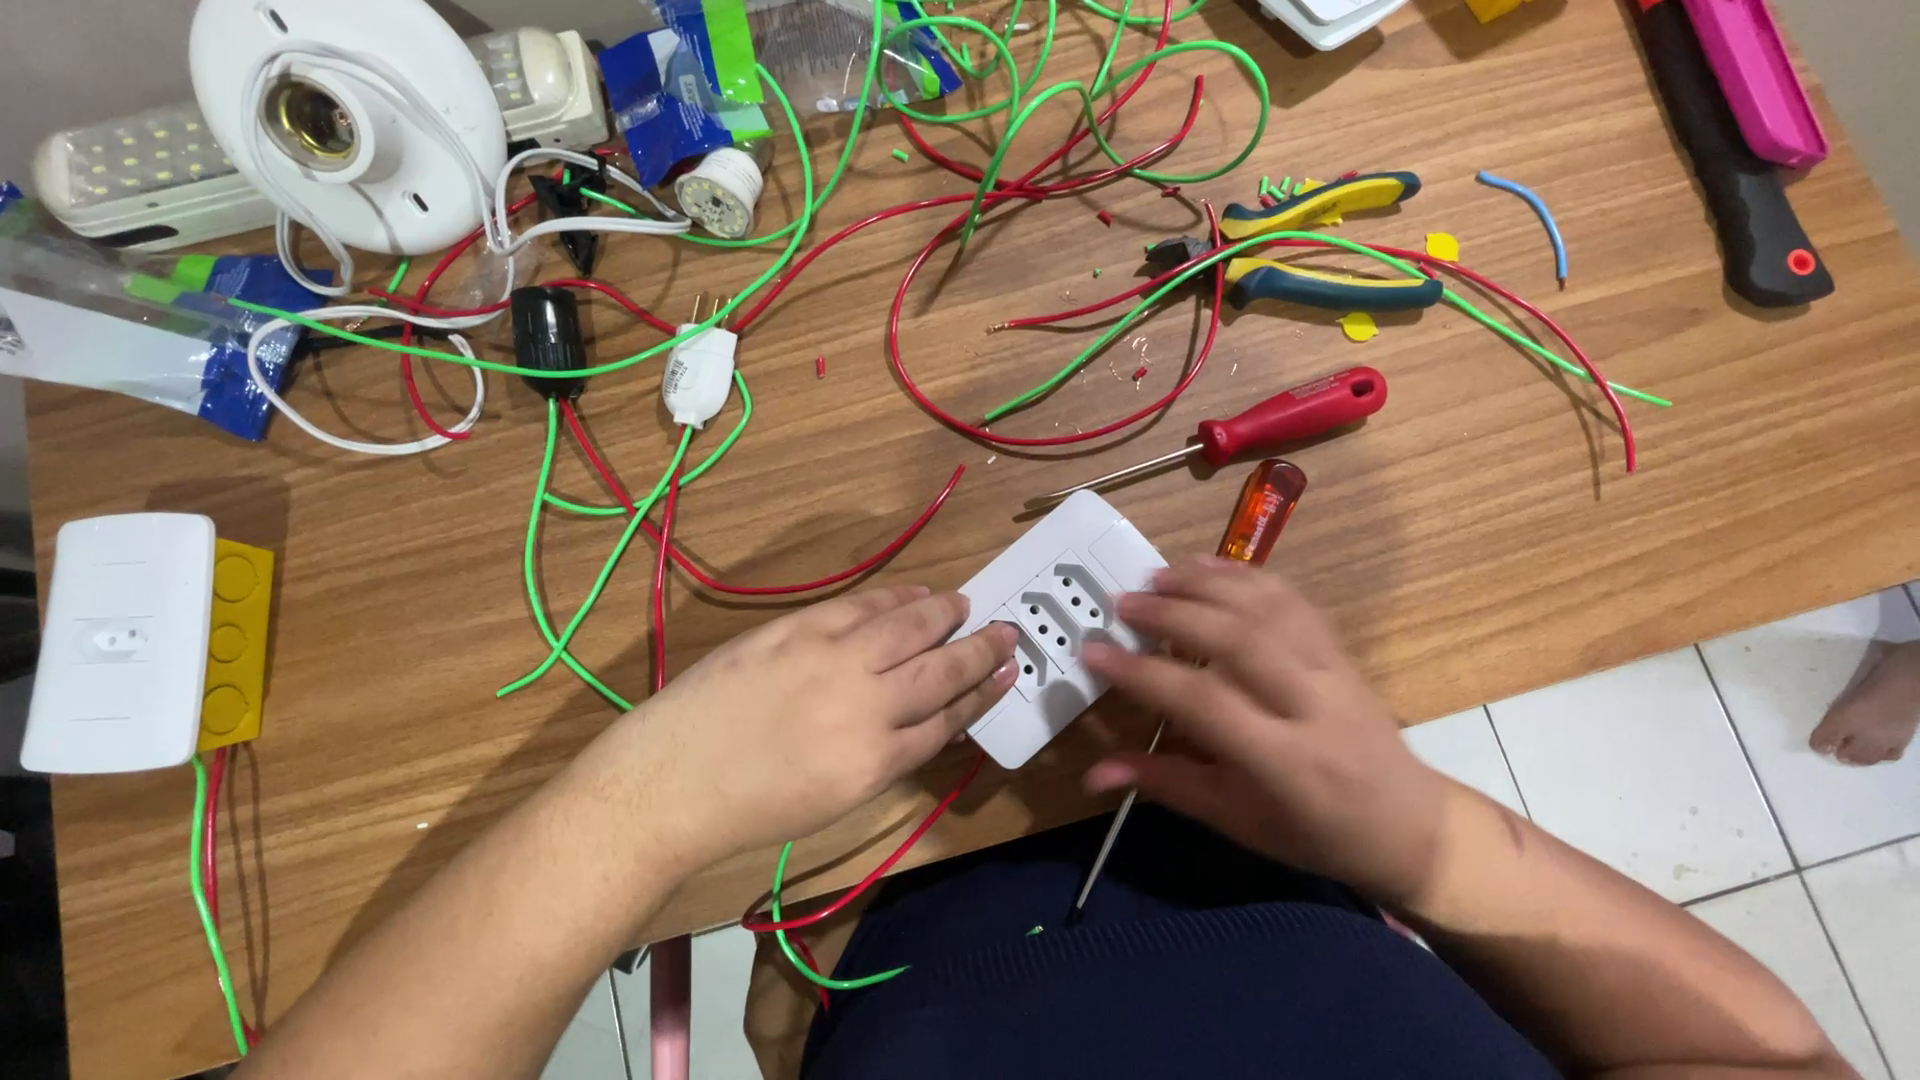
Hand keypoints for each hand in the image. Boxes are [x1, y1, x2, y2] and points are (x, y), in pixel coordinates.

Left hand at [607, 586, 1016, 873]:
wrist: (670, 781)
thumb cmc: (751, 807)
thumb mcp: (835, 798)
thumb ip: (885, 755)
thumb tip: (919, 716)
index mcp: (876, 763)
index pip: (946, 719)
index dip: (980, 695)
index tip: (1005, 675)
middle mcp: (866, 707)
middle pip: (940, 670)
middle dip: (981, 652)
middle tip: (1007, 635)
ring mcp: (831, 660)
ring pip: (909, 628)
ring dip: (945, 614)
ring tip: (966, 606)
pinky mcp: (798, 630)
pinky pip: (862, 607)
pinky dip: (895, 599)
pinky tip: (915, 595)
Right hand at [1082, 558, 1448, 905]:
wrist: (1410, 825)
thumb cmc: (1314, 834)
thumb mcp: (1237, 821)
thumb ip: (1166, 784)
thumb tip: (1093, 774)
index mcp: (1285, 762)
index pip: (1205, 703)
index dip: (1145, 674)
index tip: (1095, 652)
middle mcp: (1313, 707)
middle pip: (1240, 640)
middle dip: (1174, 614)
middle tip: (1122, 603)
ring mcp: (1333, 671)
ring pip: (1269, 610)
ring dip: (1208, 583)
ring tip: (1157, 576)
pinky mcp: (1341, 651)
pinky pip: (1295, 601)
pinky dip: (1247, 576)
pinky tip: (1209, 568)